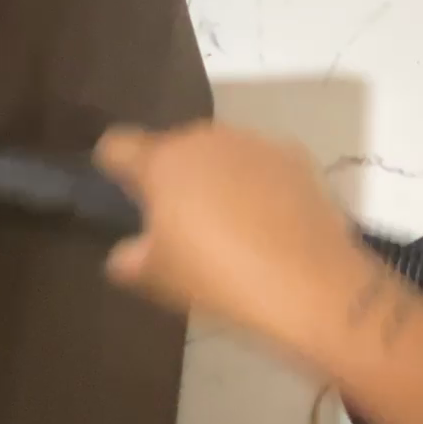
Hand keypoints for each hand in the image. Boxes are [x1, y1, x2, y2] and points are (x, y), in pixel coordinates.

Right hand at [93, 121, 380, 358]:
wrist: (310, 285)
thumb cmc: (220, 279)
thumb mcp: (160, 279)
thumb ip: (129, 259)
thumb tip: (126, 252)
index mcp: (163, 162)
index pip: (117, 145)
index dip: (112, 167)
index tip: (122, 195)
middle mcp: (206, 138)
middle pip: (173, 149)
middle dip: (171, 180)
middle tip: (181, 227)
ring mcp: (256, 143)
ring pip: (220, 155)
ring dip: (216, 180)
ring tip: (230, 230)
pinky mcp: (297, 158)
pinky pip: (261, 166)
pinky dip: (257, 188)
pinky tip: (268, 227)